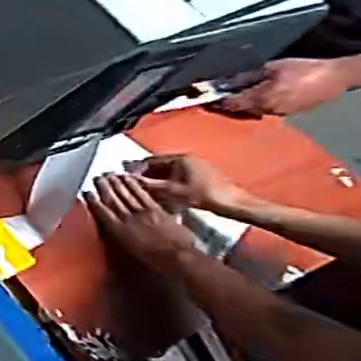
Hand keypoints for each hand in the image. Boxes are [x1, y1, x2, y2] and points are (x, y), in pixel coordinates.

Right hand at [84, 173, 199, 273]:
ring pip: (126, 195)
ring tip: (109, 174)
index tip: (87, 192)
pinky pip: (142, 195)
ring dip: (117, 184)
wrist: (177, 257)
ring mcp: (142, 213)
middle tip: (98, 177)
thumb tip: (119, 227)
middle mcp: (127, 219)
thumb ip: (122, 234)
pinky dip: (135, 186)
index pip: (102, 211)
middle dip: (104, 187)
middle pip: (113, 200)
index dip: (93, 201)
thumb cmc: (154, 258)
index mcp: (117, 230)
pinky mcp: (156, 210)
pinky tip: (129, 179)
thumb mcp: (130, 249)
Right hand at [125, 154, 256, 215]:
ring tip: (149, 190)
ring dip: (158, 178)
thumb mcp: (171, 191)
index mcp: (180, 158)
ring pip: (169, 169)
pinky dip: (169, 180)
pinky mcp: (202, 172)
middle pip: (160, 164)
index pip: (150, 161)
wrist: (232, 203)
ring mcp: (197, 164)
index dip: (137, 170)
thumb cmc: (201, 195)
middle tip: (137, 186)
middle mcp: (188, 157)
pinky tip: (166, 191)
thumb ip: (148, 184)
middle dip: (147, 174)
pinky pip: (179, 173)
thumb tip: (128, 180)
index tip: (128, 180)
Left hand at [217, 58, 353, 116]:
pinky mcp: (291, 113)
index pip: (231, 104)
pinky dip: (260, 105)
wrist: (339, 76)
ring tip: (239, 95)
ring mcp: (281, 114)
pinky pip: (268, 110)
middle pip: (240, 110)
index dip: (216, 101)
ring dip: (244, 105)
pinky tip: (260, 96)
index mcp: (262, 99)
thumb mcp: (272, 67)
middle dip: (229, 103)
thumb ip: (246, 76)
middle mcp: (268, 111)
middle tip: (219, 95)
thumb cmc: (305, 69)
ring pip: (254, 111)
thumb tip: (225, 81)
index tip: (203, 98)